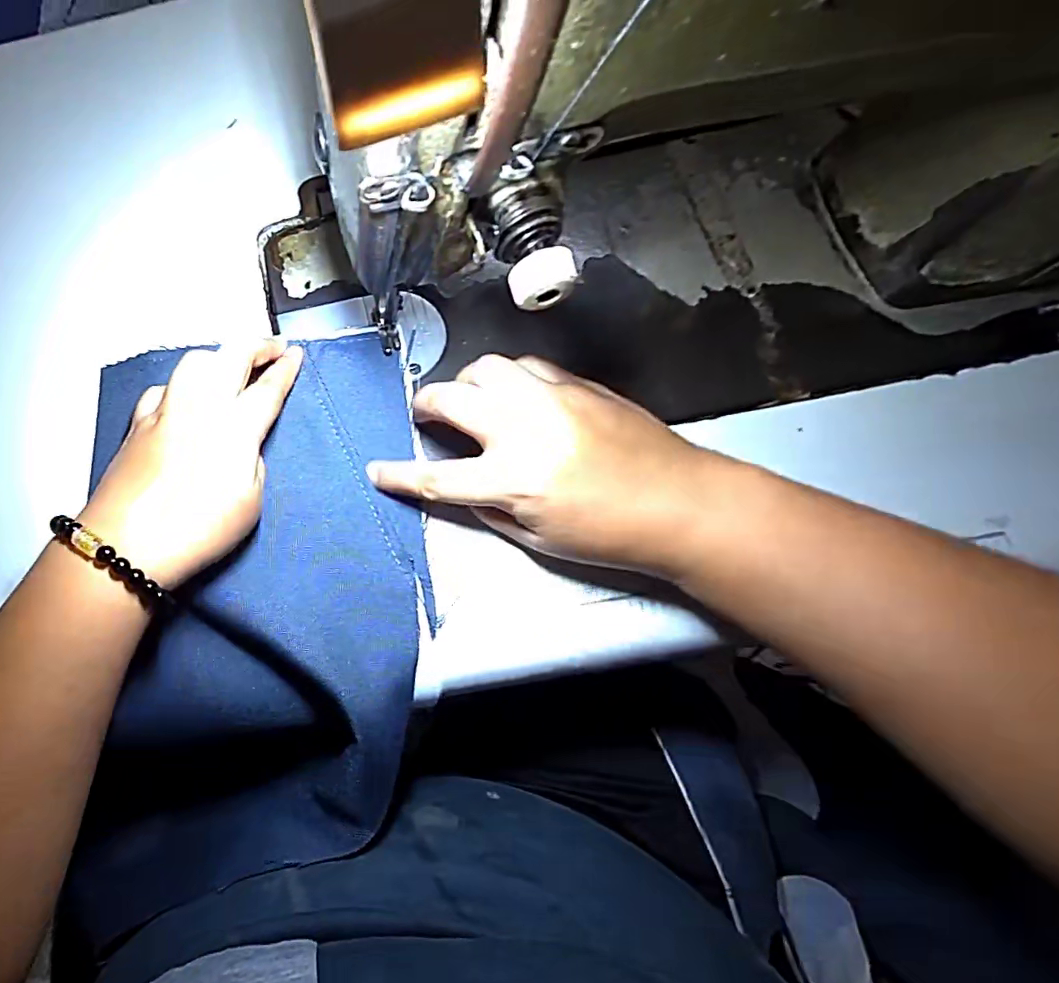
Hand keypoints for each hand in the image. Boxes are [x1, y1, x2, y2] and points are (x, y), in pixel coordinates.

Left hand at [78, 340, 302, 589]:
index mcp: (236, 426)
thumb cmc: (196, 530)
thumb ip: (252, 462)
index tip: (294, 355)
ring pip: (195, 361)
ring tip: (230, 367)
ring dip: (219, 356)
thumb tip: (242, 447)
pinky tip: (183, 398)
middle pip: (233, 355)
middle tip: (272, 348)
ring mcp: (166, 410)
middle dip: (258, 346)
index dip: (285, 368)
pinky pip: (165, 388)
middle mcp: (201, 406)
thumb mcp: (249, 502)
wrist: (129, 542)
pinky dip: (181, 384)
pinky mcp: (139, 423)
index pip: (268, 386)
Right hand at [366, 354, 745, 577]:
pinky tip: (515, 397)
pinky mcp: (579, 385)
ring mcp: (553, 399)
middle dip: (425, 406)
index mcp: (512, 480)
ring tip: (470, 401)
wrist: (681, 504)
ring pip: (488, 367)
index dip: (399, 474)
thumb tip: (465, 489)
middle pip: (451, 399)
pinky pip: (528, 367)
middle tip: (422, 415)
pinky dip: (509, 378)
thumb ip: (490, 510)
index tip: (377, 470)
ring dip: (467, 382)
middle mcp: (525, 429)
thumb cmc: (610, 535)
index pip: (436, 476)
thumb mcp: (536, 539)